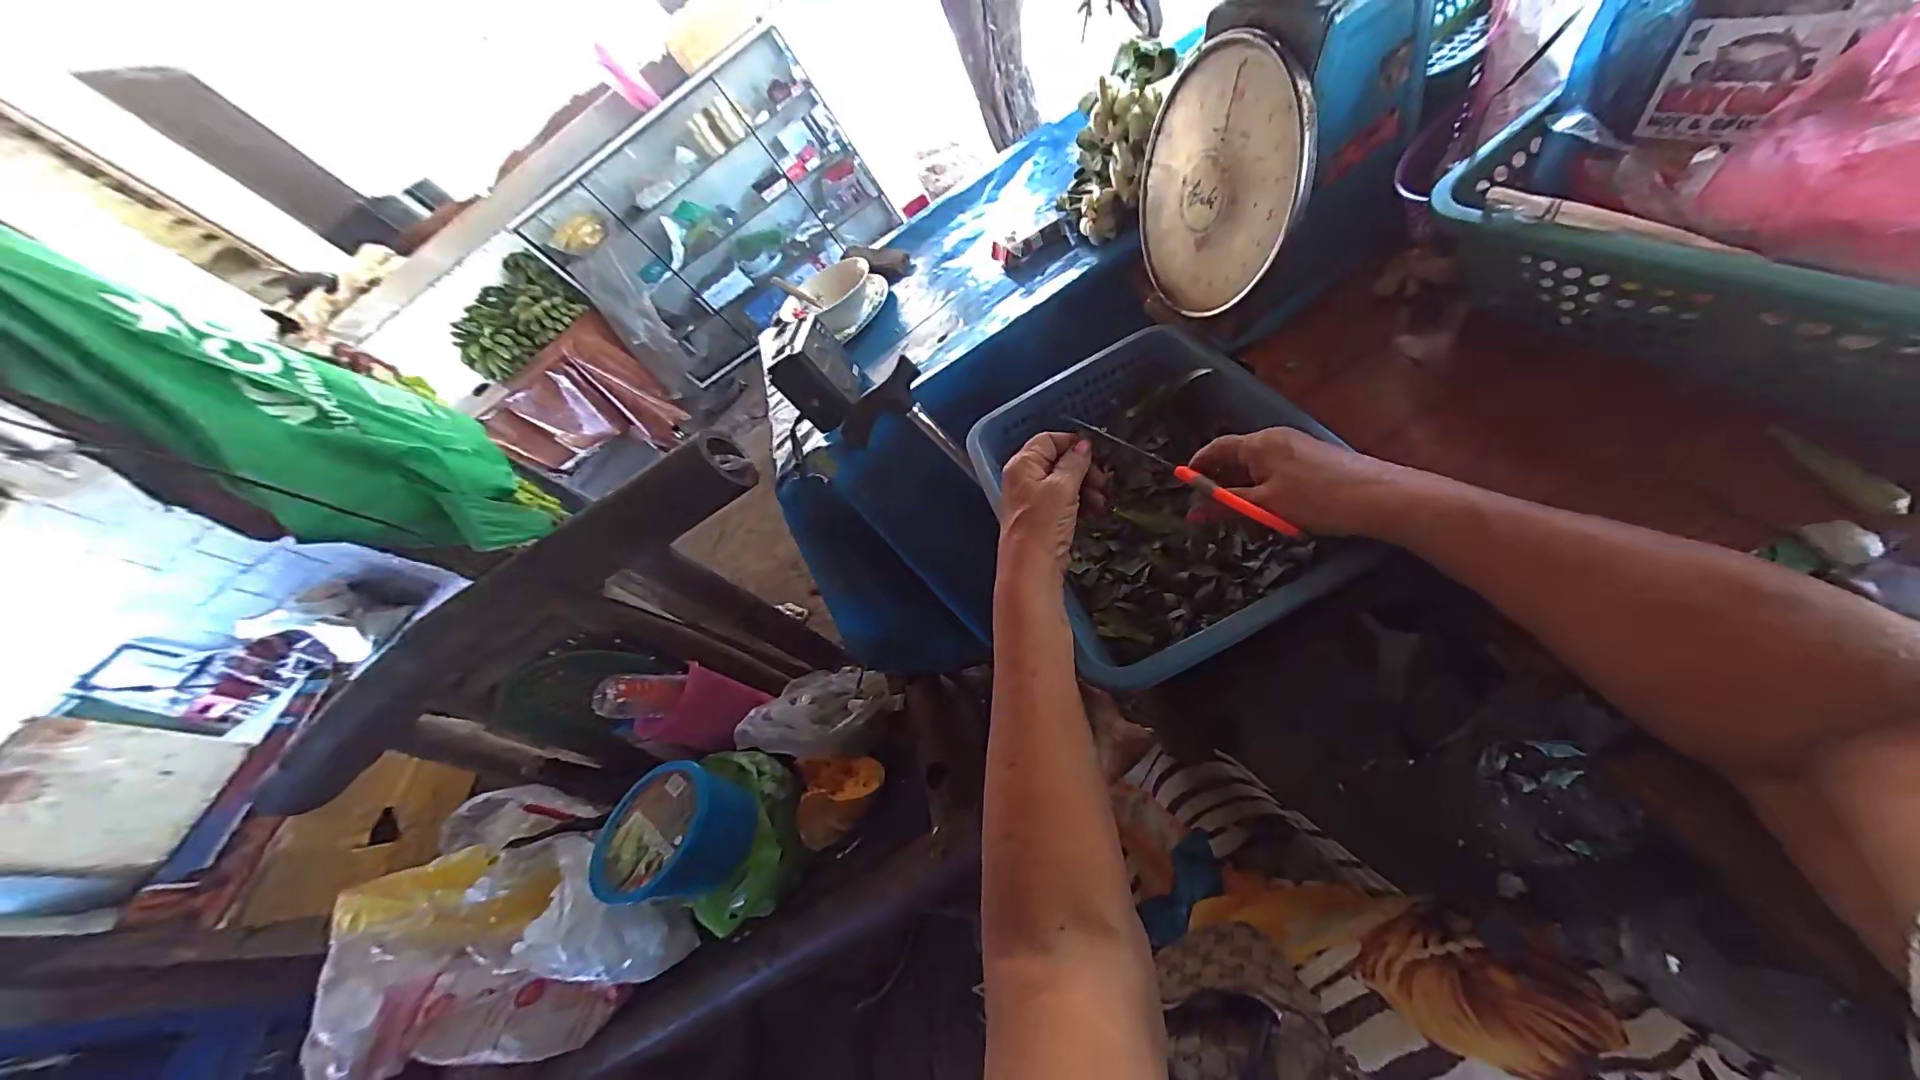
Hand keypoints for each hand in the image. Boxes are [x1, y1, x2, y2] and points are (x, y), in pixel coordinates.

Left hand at [998, 432, 1096, 574]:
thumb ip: (1074, 463)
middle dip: (1084, 470)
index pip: (1048, 440)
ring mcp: (1033, 500)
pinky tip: (1094, 512)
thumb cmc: (1042, 525)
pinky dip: (1081, 504)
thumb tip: (1083, 446)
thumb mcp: (1062, 487)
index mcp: (1022, 465)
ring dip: (1087, 488)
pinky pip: (1065, 502)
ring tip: (1100, 502)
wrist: (1032, 568)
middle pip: (1059, 462)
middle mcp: (1024, 479)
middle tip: (1102, 482)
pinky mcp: (1044, 518)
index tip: (1095, 455)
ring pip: (1065, 483)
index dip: (1073, 444)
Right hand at [1187, 427, 1409, 535]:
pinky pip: (1278, 478)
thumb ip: (1226, 506)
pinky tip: (1275, 521)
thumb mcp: (1265, 506)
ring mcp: (1297, 450)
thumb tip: (1193, 511)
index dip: (1197, 468)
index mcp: (1258, 443)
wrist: (1382, 498)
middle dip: (1223, 490)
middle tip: (1215, 518)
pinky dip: (1268, 497)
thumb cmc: (1316, 498)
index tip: (1185, 491)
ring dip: (1247, 498)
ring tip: (1249, 527)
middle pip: (1236, 461)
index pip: (1215, 449)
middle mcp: (1275, 440)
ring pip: (1258, 474)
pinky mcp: (1314, 463)